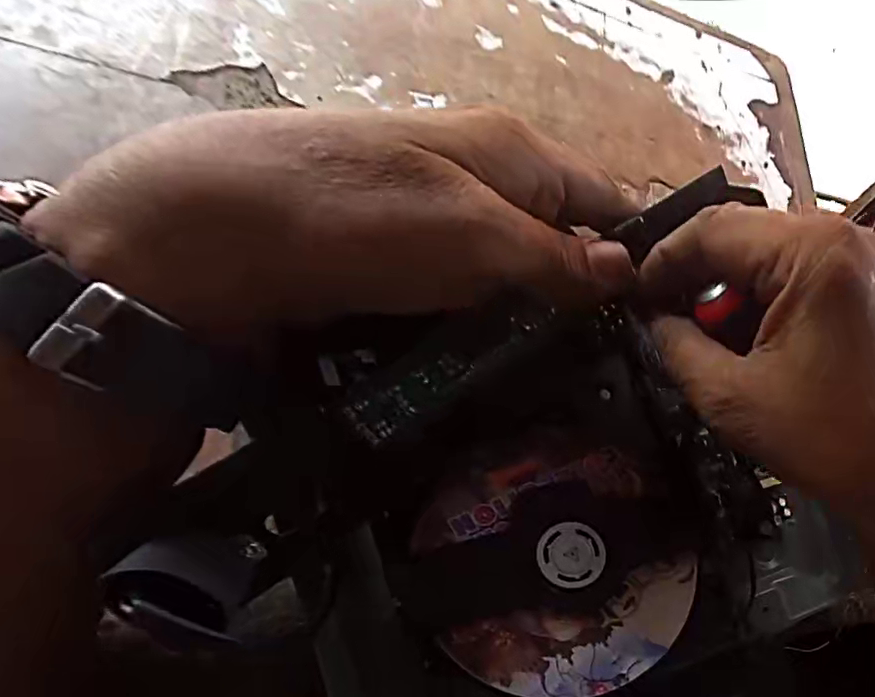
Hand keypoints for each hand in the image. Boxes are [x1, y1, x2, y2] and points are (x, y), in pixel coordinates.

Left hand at [23, 107, 638, 339]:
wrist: (214, 236)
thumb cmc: (360, 221)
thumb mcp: (477, 239)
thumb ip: (561, 258)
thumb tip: (630, 273)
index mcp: (520, 152)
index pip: (613, 201)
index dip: (642, 254)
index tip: (660, 318)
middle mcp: (495, 176)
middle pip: (578, 239)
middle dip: (600, 293)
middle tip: (620, 356)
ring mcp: (457, 217)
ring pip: (536, 269)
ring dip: (555, 313)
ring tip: (576, 365)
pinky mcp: (426, 255)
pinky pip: (493, 287)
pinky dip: (511, 318)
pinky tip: (519, 353)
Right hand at [639, 206, 874, 533]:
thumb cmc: (828, 442)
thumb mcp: (729, 395)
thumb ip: (675, 344)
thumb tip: (652, 318)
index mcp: (815, 252)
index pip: (714, 228)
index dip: (663, 260)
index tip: (635, 291)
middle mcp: (843, 239)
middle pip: (740, 238)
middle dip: (696, 280)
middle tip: (664, 320)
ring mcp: (855, 265)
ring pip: (763, 259)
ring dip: (727, 297)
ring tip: (706, 343)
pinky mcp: (857, 292)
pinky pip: (791, 280)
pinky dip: (758, 307)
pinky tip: (742, 346)